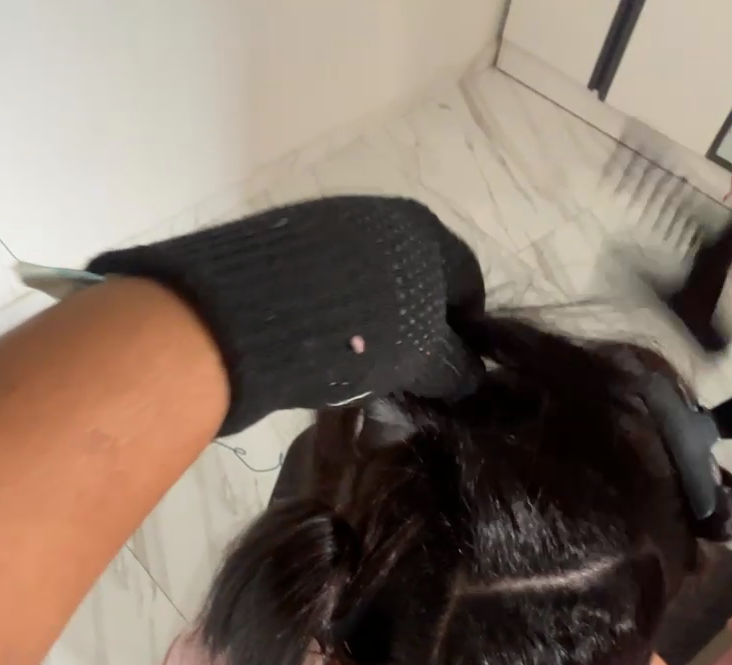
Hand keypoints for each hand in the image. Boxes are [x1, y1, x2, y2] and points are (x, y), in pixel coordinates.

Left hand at [89, 196, 484, 435]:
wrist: (259, 312)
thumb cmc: (362, 331)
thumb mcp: (419, 358)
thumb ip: (452, 368)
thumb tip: (472, 379)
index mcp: (426, 231)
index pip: (467, 283)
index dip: (465, 331)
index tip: (448, 370)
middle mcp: (381, 217)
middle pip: (415, 278)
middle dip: (415, 325)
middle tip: (400, 371)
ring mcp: (328, 226)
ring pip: (368, 283)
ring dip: (371, 322)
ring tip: (354, 363)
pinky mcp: (283, 244)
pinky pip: (324, 283)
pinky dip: (330, 314)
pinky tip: (315, 344)